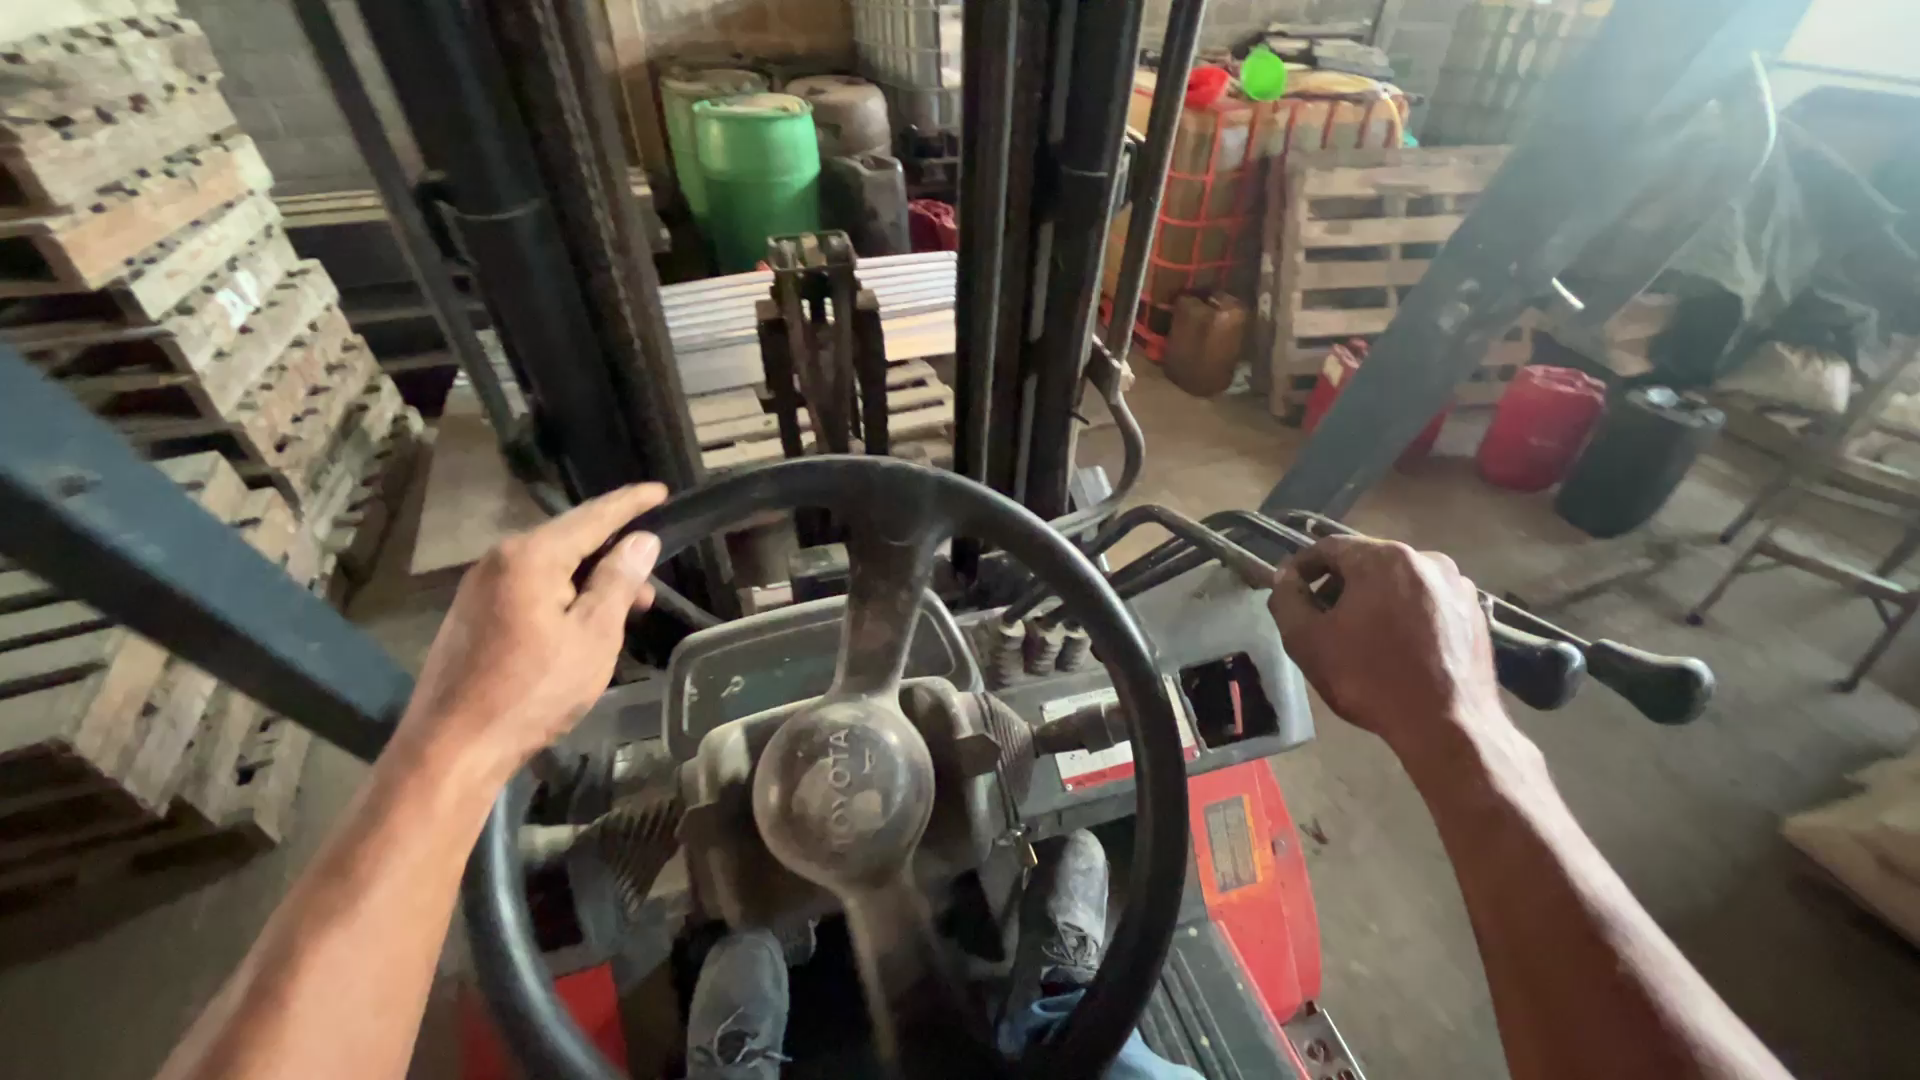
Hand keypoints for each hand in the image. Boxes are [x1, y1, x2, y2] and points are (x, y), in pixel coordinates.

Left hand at [391, 483, 667, 783]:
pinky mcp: (473, 615)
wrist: (453, 747)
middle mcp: (499, 560)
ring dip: (590, 581)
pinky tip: (582, 623)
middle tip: (651, 581)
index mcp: (530, 557)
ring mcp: (480, 588)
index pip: (592, 517)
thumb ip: (618, 582)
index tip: (660, 491)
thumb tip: (641, 540)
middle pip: (569, 540)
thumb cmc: (533, 690)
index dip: (630, 504)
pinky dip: (565, 596)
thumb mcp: (593, 636)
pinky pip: (530, 588)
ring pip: (551, 568)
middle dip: (613, 554)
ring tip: (625, 610)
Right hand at [1268, 535, 1507, 759]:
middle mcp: (1426, 559)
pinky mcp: (1476, 613)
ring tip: (1358, 635)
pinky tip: (1395, 646)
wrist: (1447, 726)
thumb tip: (1286, 578)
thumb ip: (1286, 599)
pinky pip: (1426, 602)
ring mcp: (1457, 586)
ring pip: (1398, 581)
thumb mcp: (1306, 640)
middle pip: (1366, 562)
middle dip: (1337, 585)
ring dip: (1372, 599)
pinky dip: (1404, 614)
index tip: (1287, 589)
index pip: (1328, 547)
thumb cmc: (1368, 678)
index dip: (1301, 566)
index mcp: (1383, 558)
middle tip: (1319, 617)